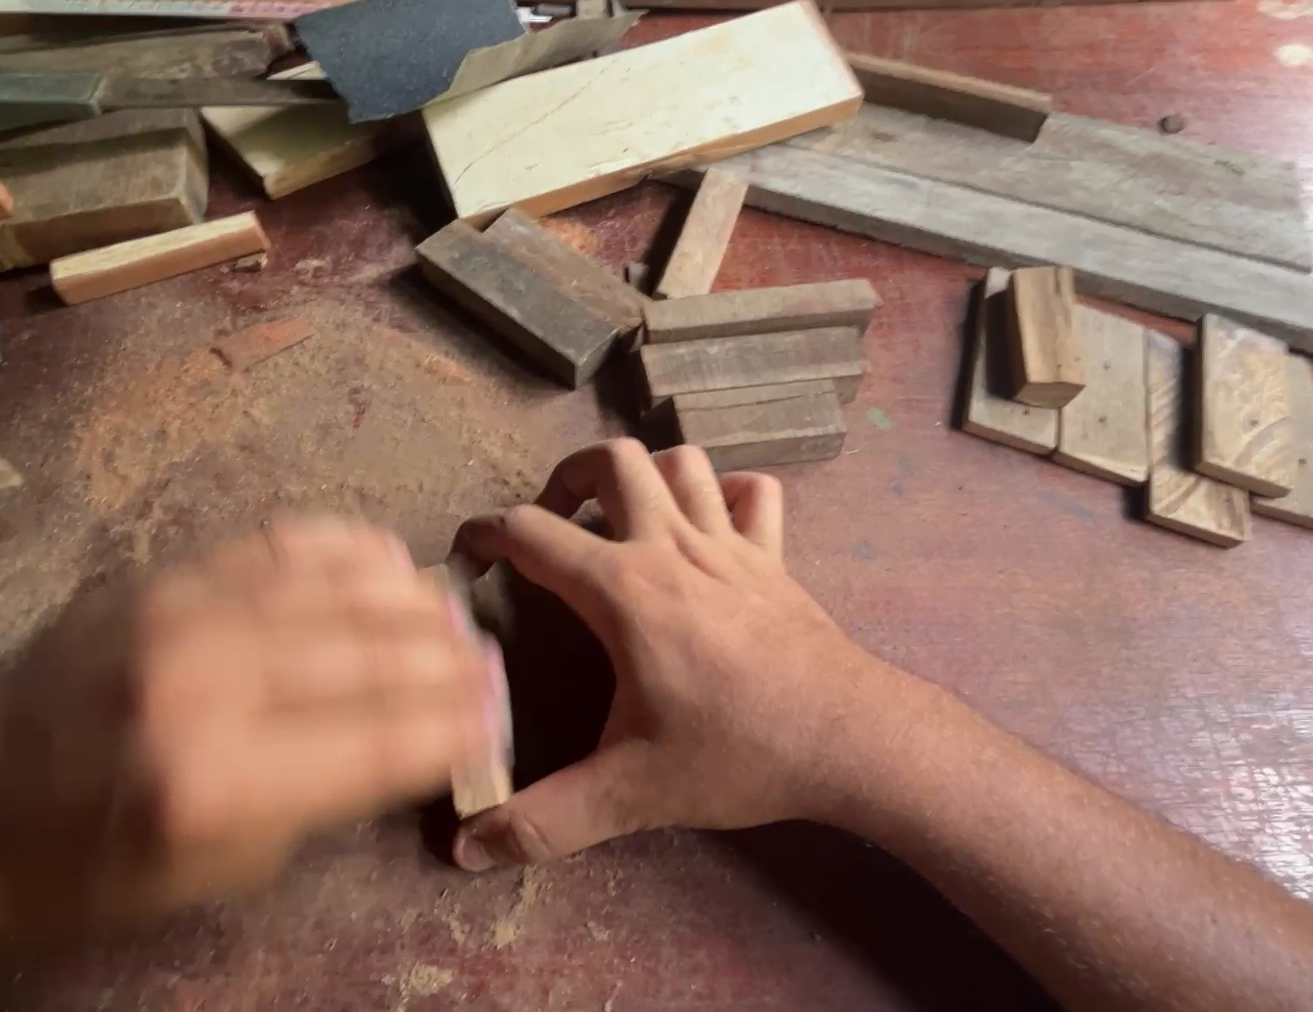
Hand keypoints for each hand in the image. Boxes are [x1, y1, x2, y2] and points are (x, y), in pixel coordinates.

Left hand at [0, 517, 493, 934]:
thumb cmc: (93, 865)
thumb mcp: (222, 870)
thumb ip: (327, 795)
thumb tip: (417, 736)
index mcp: (217, 782)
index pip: (380, 743)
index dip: (451, 729)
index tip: (493, 719)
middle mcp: (206, 683)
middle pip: (371, 657)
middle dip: (449, 662)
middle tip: (491, 665)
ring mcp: (183, 613)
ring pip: (340, 588)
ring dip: (415, 601)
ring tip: (458, 614)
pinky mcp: (165, 574)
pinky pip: (282, 542)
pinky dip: (348, 545)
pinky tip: (390, 557)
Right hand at [446, 440, 899, 870]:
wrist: (848, 739)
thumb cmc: (737, 751)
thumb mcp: (629, 793)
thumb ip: (541, 822)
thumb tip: (464, 851)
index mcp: (624, 590)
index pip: (532, 532)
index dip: (485, 533)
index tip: (469, 555)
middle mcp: (672, 547)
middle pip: (612, 460)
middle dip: (568, 476)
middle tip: (557, 526)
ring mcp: (730, 544)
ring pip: (682, 462)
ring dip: (645, 475)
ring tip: (625, 516)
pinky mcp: (773, 556)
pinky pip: (754, 493)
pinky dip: (727, 494)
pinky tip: (711, 526)